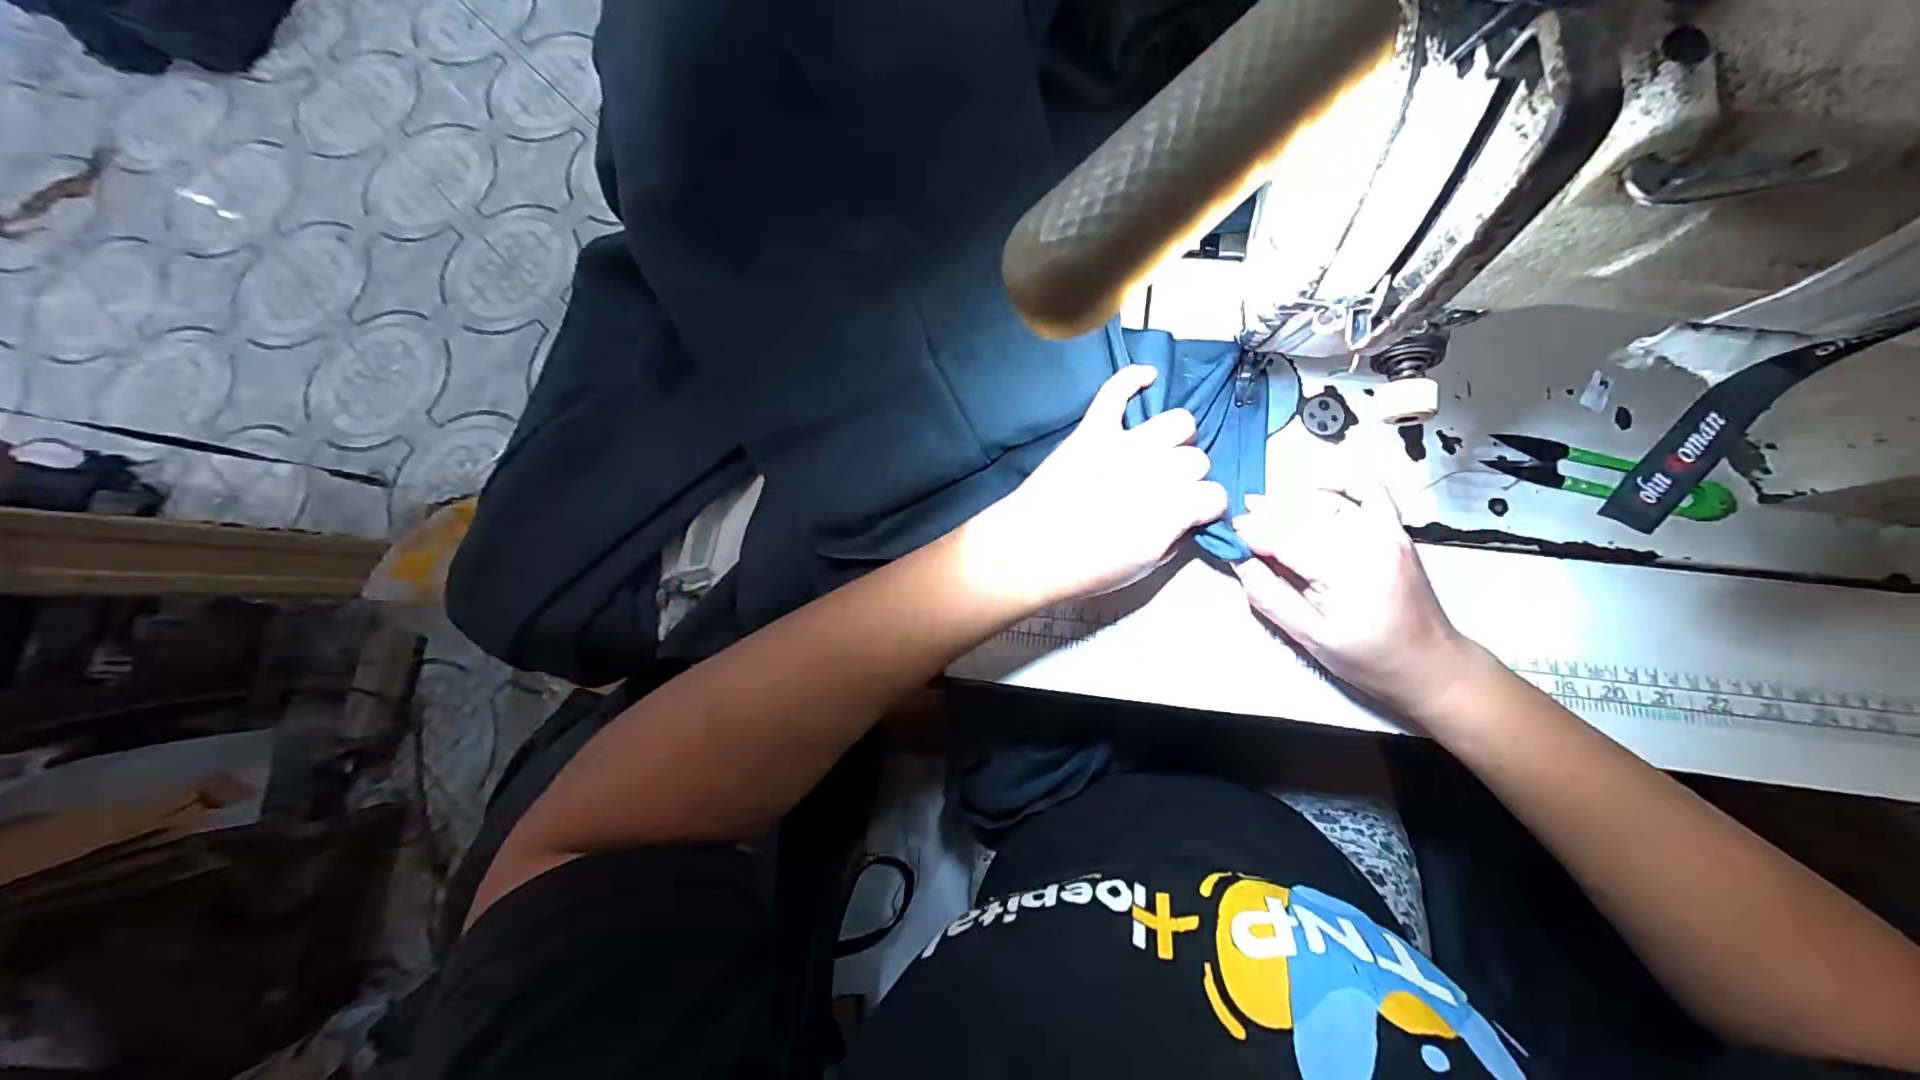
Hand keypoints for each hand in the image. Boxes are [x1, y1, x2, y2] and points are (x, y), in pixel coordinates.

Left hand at [961, 365, 1228, 607]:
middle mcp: (1159, 469)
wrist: (1027, 551)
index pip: (1215, 495)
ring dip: (1173, 438)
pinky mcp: (1093, 430)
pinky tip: (1147, 377)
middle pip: (1197, 459)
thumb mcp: (1143, 567)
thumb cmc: (1085, 569)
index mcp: (1175, 508)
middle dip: (1187, 477)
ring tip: (1155, 453)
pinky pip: (1117, 391)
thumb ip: (1175, 537)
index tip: (1190, 515)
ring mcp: (1125, 444)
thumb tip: (1186, 520)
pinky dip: (1133, 379)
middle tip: (1163, 491)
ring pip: (1178, 421)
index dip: (1204, 508)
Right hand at [1231, 481, 1485, 717]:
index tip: (1227, 531)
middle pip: (1304, 516)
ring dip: (1291, 502)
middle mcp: (1369, 545)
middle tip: (1239, 520)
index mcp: (1347, 575)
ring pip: (1328, 503)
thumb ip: (1270, 596)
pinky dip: (1343, 483)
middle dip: (1266, 515)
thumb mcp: (1310, 638)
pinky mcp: (1396, 532)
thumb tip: (1238, 560)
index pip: (1286, 539)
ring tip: (1263, 507)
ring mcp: (1387, 534)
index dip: (1252, 533)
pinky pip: (1370, 492)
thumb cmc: (1369, 660)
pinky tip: (1316, 487)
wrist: (1432, 665)